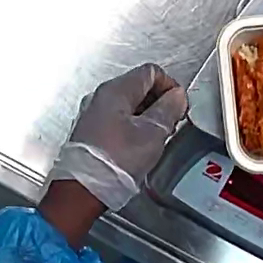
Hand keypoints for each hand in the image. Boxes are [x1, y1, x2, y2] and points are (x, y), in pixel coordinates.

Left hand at [46, 63, 187, 217]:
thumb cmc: (114, 161)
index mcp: (115, 90)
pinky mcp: (88, 132)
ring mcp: (92, 114)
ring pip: (127, 104)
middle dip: (159, 102)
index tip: (179, 106)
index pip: (151, 72)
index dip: (170, 86)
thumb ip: (169, 109)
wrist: (83, 190)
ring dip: (145, 117)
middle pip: (138, 86)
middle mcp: (99, 97)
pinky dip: (130, 128)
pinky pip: (115, 120)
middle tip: (170, 123)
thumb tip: (177, 96)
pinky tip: (136, 147)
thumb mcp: (153, 133)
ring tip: (154, 139)